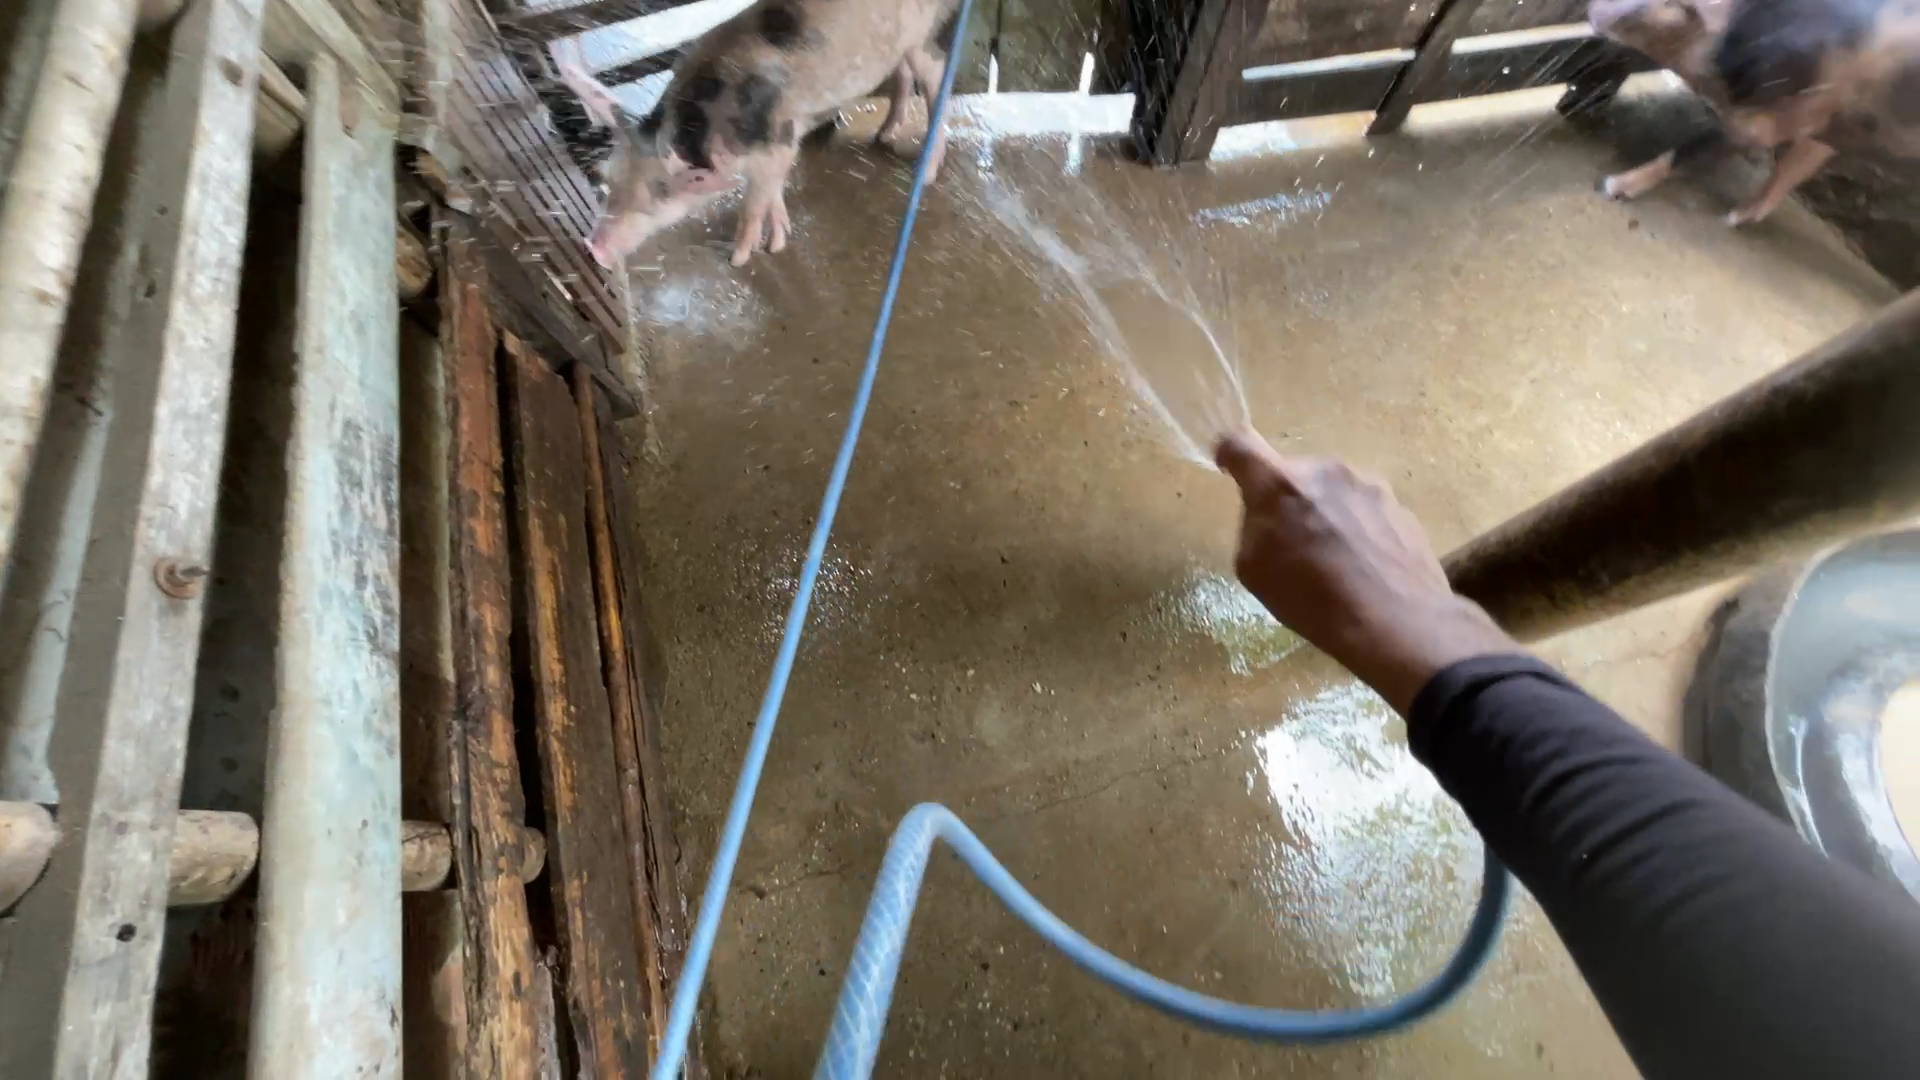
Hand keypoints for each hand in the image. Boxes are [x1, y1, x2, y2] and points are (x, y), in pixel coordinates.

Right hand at [1215, 428, 1514, 712]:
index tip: (1228, 468)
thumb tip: (1270, 516)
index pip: (1240, 444)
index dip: (1229, 453)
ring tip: (1331, 557)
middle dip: (1284, 499)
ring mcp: (1366, 483)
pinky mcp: (1398, 503)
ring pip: (1329, 489)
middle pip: (1291, 473)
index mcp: (1278, 484)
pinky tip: (1361, 564)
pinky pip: (1361, 507)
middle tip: (1288, 541)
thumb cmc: (1310, 598)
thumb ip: (1255, 526)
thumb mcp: (1253, 569)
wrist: (1394, 621)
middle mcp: (1323, 471)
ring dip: (1322, 511)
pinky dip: (1353, 527)